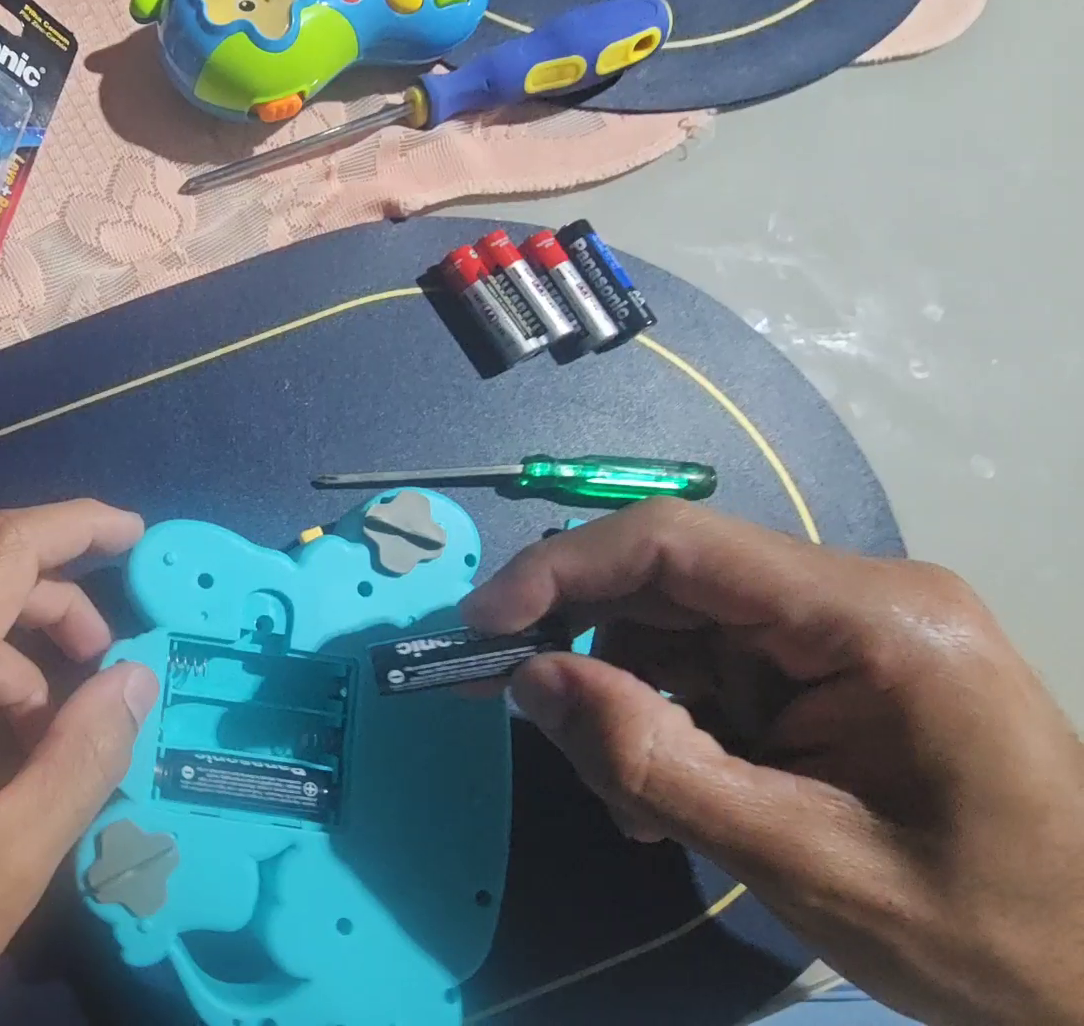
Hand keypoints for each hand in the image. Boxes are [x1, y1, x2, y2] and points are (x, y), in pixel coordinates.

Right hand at [460, 499, 1083, 1025]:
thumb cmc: (994, 933)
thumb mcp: (801, 858)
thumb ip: (650, 762)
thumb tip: (527, 679)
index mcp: (868, 618)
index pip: (674, 543)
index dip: (560, 570)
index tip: (483, 628)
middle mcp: (845, 596)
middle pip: (659, 580)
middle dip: (579, 641)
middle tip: (514, 704)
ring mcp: (829, 627)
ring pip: (663, 626)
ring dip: (617, 697)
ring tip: (629, 800)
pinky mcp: (814, 662)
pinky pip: (692, 664)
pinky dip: (652, 717)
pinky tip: (665, 794)